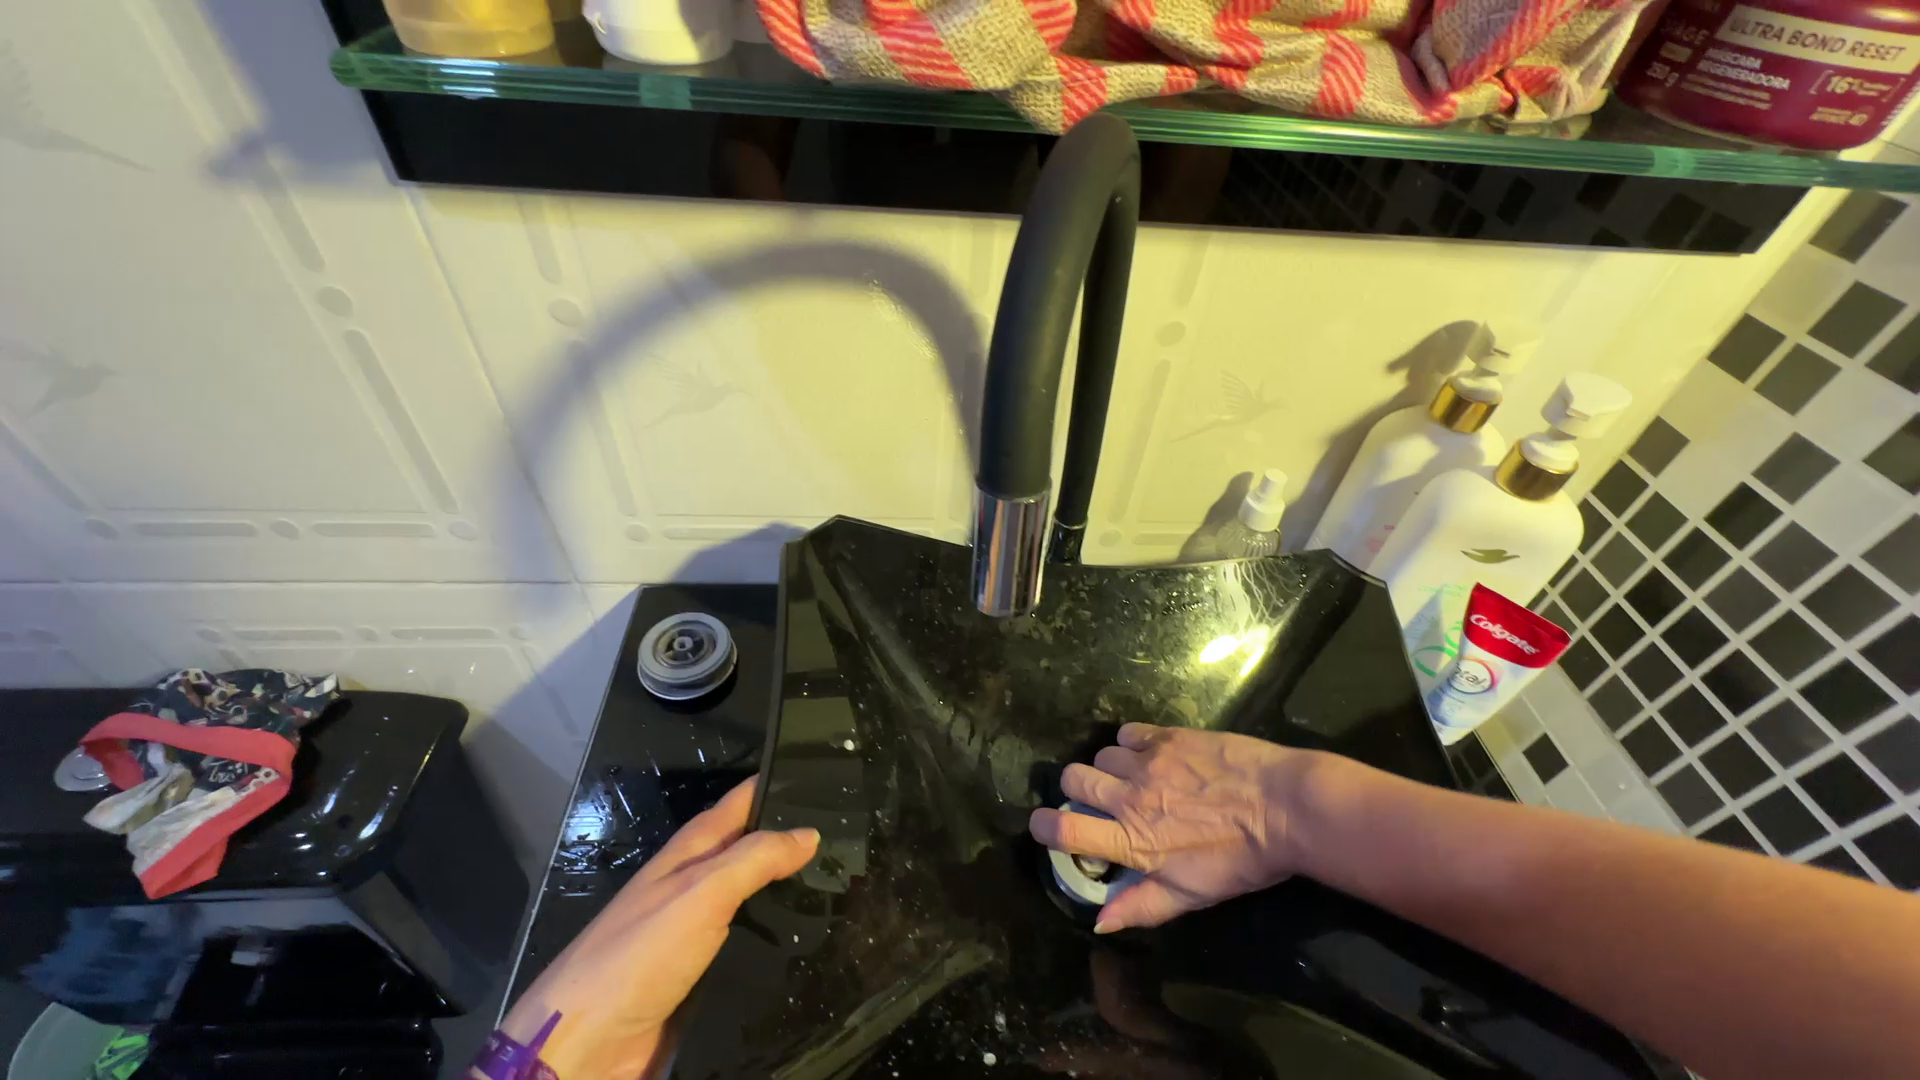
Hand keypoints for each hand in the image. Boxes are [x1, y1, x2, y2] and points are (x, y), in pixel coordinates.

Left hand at [486, 778, 818, 1079]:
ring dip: (793, 894)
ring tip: (845, 889)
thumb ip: (756, 858)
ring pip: (757, 901)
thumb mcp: (702, 891)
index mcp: (690, 852)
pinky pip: (752, 948)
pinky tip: (812, 943)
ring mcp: (700, 933)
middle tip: (853, 838)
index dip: (779, 787)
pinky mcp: (705, 977)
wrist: (586, 1047)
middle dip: (796, 843)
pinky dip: (780, 941)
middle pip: (754, 852)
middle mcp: (696, 885)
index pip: (742, 803)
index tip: (827, 779)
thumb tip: (810, 833)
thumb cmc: (641, 953)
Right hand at [1028, 723, 1313, 933]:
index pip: (1066, 831)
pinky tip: (1152, 754)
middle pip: (1072, 780)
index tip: (1040, 824)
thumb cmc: (1242, 859)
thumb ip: (1141, 905)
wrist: (1285, 807)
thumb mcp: (1192, 894)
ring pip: (1101, 755)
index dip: (1042, 826)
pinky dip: (1133, 743)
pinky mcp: (1167, 736)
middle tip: (1099, 798)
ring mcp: (1147, 762)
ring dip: (1111, 768)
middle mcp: (1130, 799)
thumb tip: (1099, 920)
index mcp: (1133, 842)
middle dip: (1076, 788)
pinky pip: (1128, 733)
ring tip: (1136, 778)